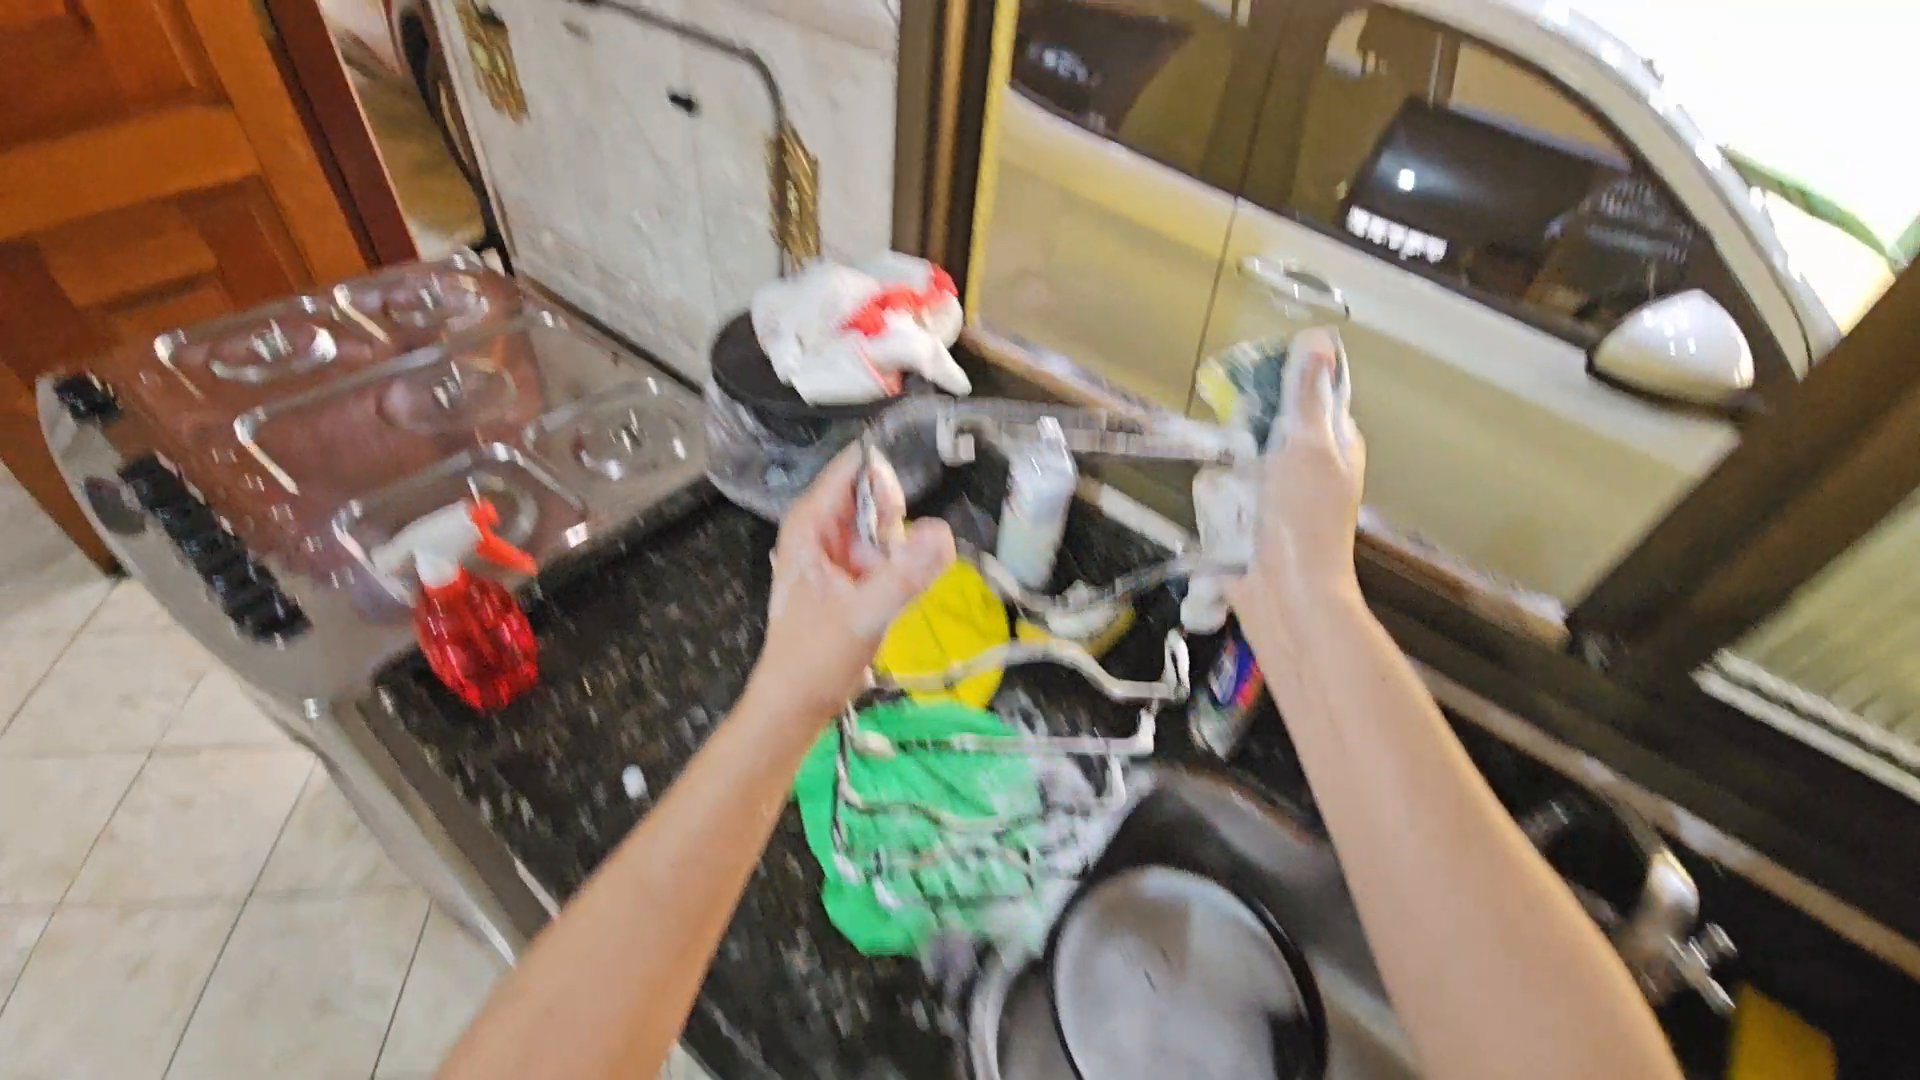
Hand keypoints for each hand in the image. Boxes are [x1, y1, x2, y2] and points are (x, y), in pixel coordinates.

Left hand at [744, 446, 955, 725]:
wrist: (796, 703)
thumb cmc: (815, 657)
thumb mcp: (863, 615)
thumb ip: (905, 574)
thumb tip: (945, 533)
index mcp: (810, 525)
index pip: (851, 470)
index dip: (886, 472)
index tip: (914, 500)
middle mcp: (822, 530)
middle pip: (872, 497)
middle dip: (895, 523)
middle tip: (894, 564)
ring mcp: (837, 554)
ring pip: (882, 528)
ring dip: (899, 552)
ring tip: (887, 589)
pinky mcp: (851, 577)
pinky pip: (885, 556)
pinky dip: (897, 570)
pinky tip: (891, 598)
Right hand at [1229, 328, 1366, 636]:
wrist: (1285, 595)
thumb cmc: (1304, 519)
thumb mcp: (1308, 447)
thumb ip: (1306, 395)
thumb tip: (1316, 338)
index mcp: (1336, 444)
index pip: (1311, 393)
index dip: (1283, 383)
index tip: (1254, 384)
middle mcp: (1308, 465)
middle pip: (1266, 424)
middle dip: (1247, 435)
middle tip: (1247, 452)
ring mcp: (1276, 494)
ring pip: (1237, 457)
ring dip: (1231, 474)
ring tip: (1237, 497)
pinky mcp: (1247, 518)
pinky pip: (1222, 492)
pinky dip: (1219, 503)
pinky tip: (1225, 517)